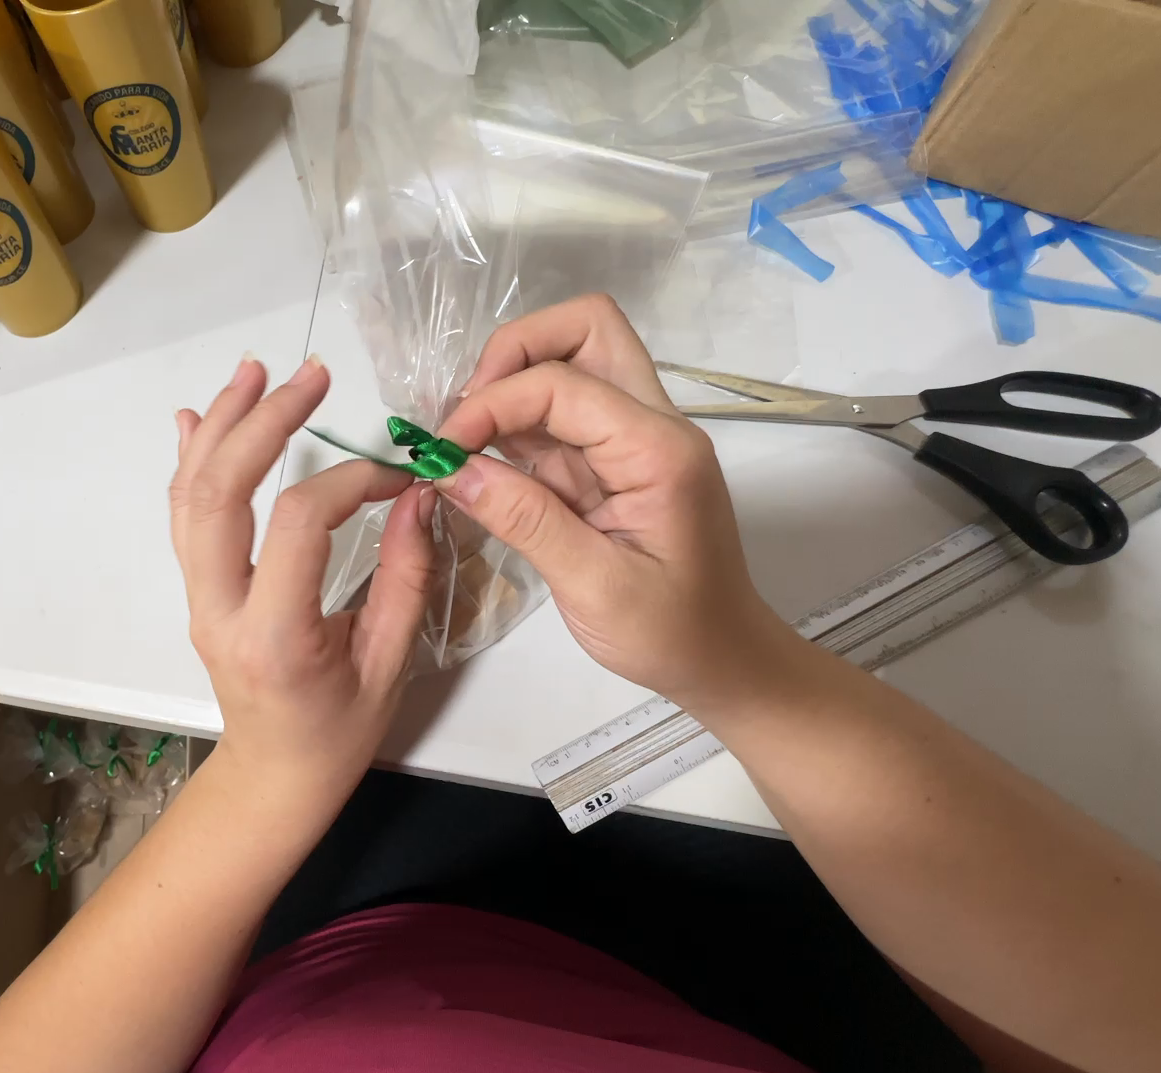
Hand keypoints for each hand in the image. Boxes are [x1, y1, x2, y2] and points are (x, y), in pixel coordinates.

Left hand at [170, 355, 434, 797]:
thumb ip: (405, 575)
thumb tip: (416, 493)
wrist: (272, 774)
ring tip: (254, 372)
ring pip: (190, 496)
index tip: (394, 475)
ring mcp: (197, 597)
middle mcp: (220, 608)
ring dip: (220, 426)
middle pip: (219, 492)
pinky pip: (184, 517)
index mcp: (276, 635)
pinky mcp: (195, 590)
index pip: (298, 522)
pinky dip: (190, 461)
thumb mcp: (388, 664)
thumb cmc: (336, 734)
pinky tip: (195, 418)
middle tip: (309, 375)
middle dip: (262, 421)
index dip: (350, 480)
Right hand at [433, 295, 797, 707]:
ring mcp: (627, 437)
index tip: (441, 453)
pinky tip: (477, 457)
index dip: (490, 405)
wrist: (719, 657)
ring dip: (508, 382)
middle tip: (465, 414)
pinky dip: (508, 421)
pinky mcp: (605, 458)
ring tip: (462, 436)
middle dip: (513, 353)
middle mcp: (649, 423)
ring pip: (569, 358)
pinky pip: (554, 413)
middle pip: (585, 328)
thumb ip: (524, 520)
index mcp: (658, 449)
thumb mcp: (595, 587)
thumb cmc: (669, 632)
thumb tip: (450, 470)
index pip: (561, 383)